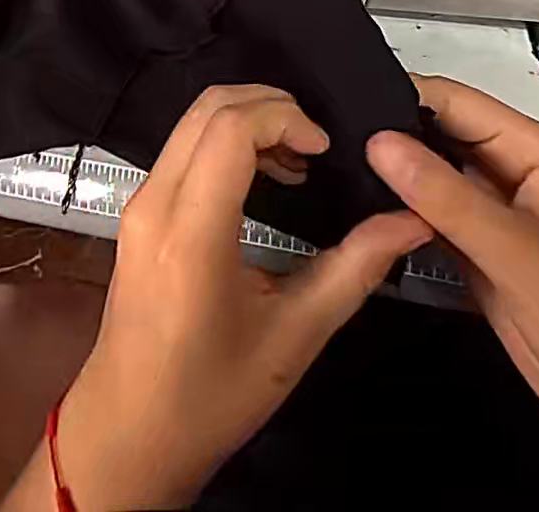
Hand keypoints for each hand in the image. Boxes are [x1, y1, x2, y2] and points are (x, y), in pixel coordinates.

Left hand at [0, 86, 431, 511]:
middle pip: (210, 106)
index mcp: (191, 233)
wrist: (128, 432)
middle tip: (315, 144)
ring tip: (297, 159)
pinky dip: (229, 138)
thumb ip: (355, 268)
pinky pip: (186, 144)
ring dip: (250, 119)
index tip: (324, 149)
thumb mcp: (295, 335)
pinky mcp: (139, 208)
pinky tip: (264, 174)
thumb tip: (410, 223)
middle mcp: (156, 202)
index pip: (231, 128)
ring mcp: (140, 201)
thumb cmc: (210, 394)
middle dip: (271, 105)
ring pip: (195, 118)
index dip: (285, 119)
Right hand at [367, 77, 538, 511]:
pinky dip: (397, 211)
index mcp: (533, 152)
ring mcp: (490, 213)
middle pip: (437, 133)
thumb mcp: (524, 257)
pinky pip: (428, 216)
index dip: (400, 94)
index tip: (337, 102)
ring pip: (428, 175)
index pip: (454, 101)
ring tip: (326, 163)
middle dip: (386, 132)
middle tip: (321, 136)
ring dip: (388, 172)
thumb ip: (449, 198)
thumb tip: (377, 141)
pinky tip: (355, 205)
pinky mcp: (475, 250)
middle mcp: (508, 171)